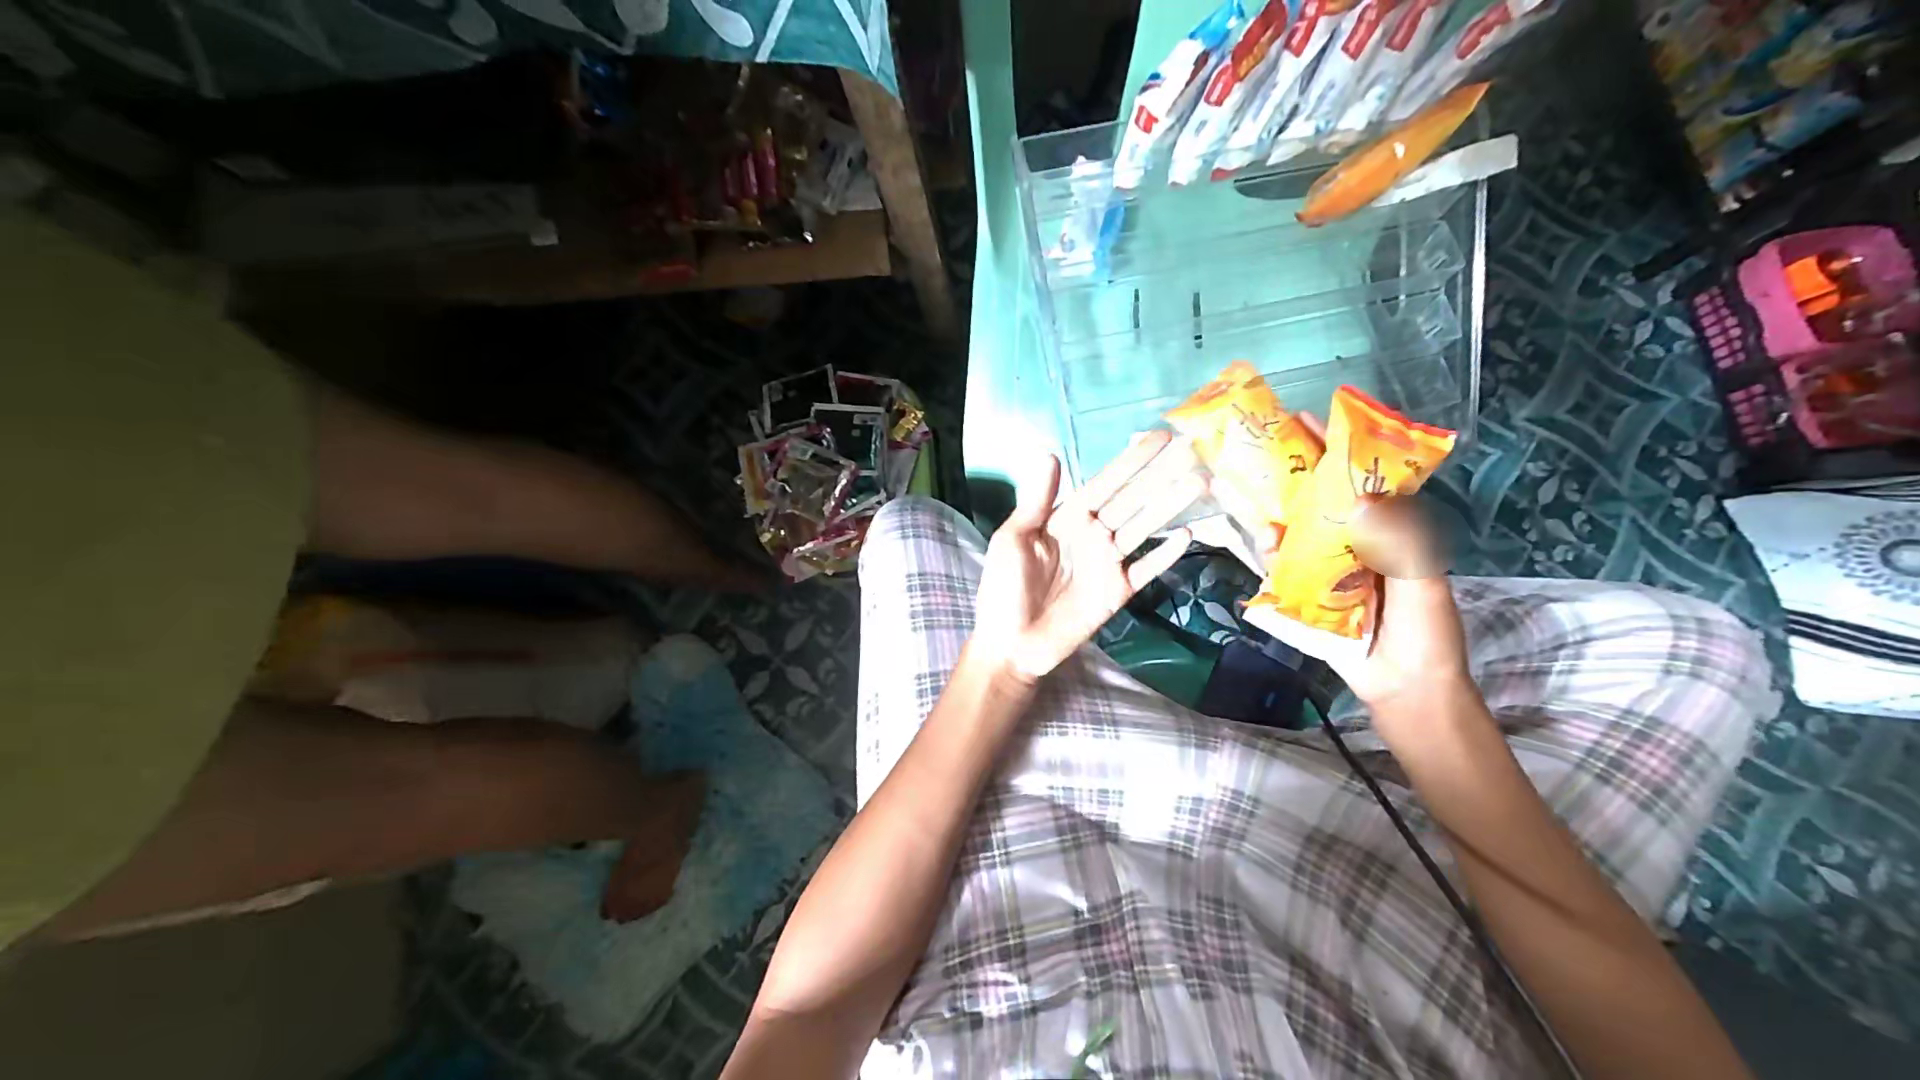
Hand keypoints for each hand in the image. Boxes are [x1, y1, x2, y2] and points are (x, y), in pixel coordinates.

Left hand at [970, 432, 1204, 683]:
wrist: (1010, 645)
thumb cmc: (1003, 589)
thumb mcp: (1012, 539)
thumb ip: (1036, 501)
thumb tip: (1050, 455)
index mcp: (1066, 519)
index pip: (1105, 483)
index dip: (1131, 462)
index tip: (1159, 437)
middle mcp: (1092, 535)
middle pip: (1133, 500)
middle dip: (1161, 475)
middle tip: (1193, 449)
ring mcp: (1107, 564)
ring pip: (1144, 528)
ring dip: (1171, 506)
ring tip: (1200, 483)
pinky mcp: (1117, 593)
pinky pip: (1146, 570)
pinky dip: (1165, 555)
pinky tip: (1187, 535)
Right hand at [1258, 410, 1470, 729]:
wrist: (1405, 685)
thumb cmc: (1424, 630)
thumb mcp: (1421, 578)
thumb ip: (1398, 540)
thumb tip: (1357, 497)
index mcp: (1381, 533)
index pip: (1353, 482)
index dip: (1331, 450)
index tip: (1306, 421)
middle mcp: (1347, 545)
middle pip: (1313, 501)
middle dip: (1288, 474)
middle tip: (1259, 447)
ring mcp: (1320, 571)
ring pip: (1291, 532)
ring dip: (1270, 510)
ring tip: (1245, 486)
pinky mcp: (1299, 598)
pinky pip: (1278, 571)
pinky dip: (1267, 553)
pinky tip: (1260, 538)